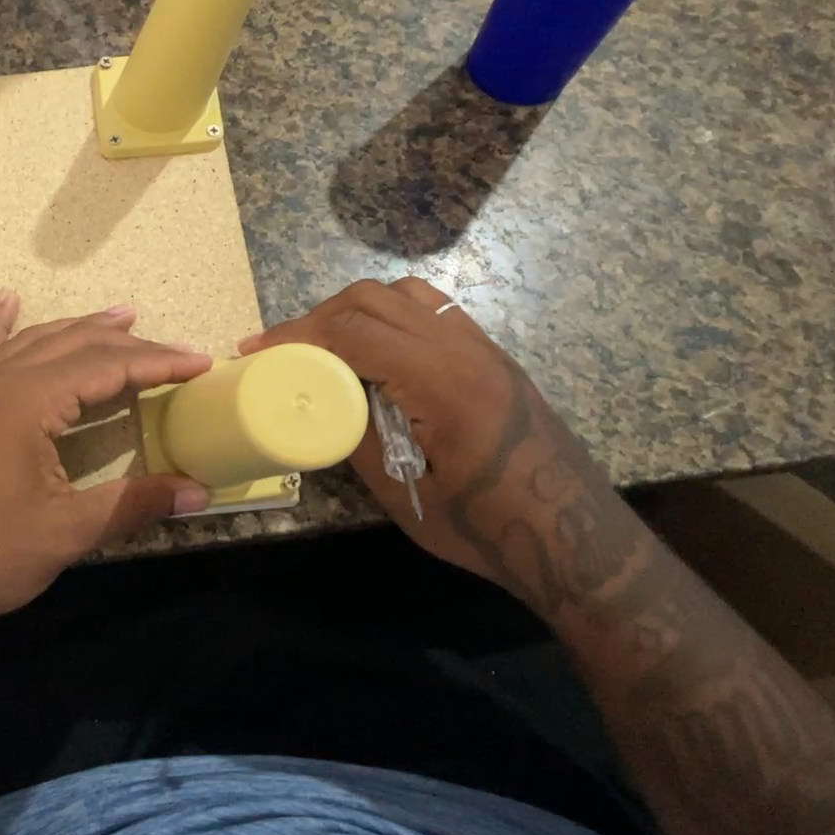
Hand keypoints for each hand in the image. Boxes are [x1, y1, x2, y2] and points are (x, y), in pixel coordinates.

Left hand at [0, 290, 213, 653]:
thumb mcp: (66, 532)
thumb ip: (133, 504)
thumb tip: (199, 492)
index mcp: (27, 401)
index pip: (106, 366)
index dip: (158, 362)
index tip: (201, 361)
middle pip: (74, 346)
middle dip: (128, 344)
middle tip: (175, 349)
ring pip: (33, 342)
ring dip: (79, 328)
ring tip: (120, 317)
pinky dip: (1, 325)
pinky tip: (7, 301)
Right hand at [241, 278, 631, 611]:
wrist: (578, 540)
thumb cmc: (488, 531)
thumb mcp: (406, 495)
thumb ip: (359, 439)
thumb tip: (320, 404)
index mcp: (443, 386)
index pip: (355, 332)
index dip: (297, 335)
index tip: (256, 351)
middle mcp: (466, 351)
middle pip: (374, 298)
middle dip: (317, 317)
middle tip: (282, 349)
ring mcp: (485, 349)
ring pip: (407, 294)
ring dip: (355, 309)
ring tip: (325, 344)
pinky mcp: (493, 357)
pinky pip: (432, 311)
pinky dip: (389, 315)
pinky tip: (373, 351)